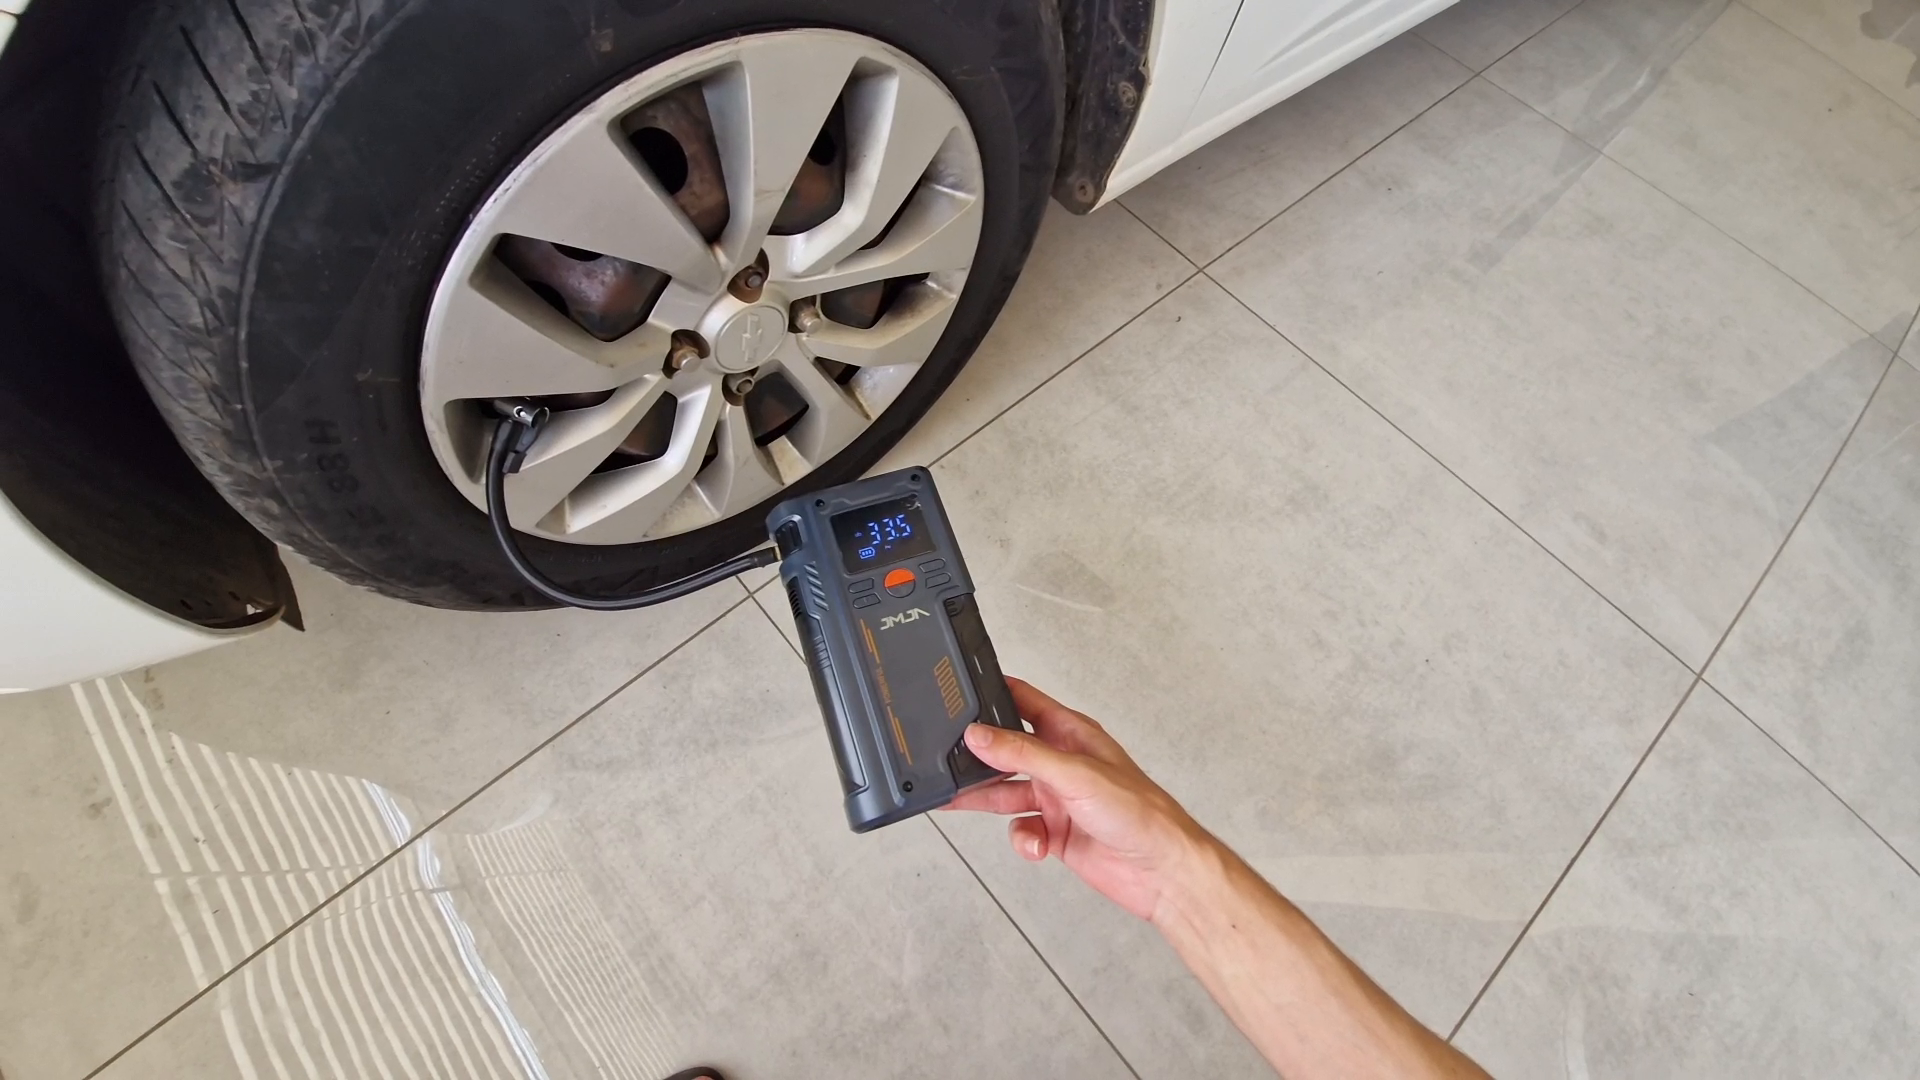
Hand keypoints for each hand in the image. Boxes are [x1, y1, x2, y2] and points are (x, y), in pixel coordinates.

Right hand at [946, 678, 1213, 920]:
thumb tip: (980, 735)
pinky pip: (1021, 830)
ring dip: (985, 798)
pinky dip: (1022, 839)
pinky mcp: (1055, 832)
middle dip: (980, 756)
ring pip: (1005, 791)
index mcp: (1070, 733)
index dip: (993, 694)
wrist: (1162, 873)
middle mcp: (1060, 762)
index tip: (960, 694)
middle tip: (949, 758)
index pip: (1023, 700)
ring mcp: (1056, 797)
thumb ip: (1023, 753)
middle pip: (1006, 750)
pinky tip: (1035, 843)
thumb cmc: (1140, 812)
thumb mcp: (1074, 774)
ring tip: (957, 798)